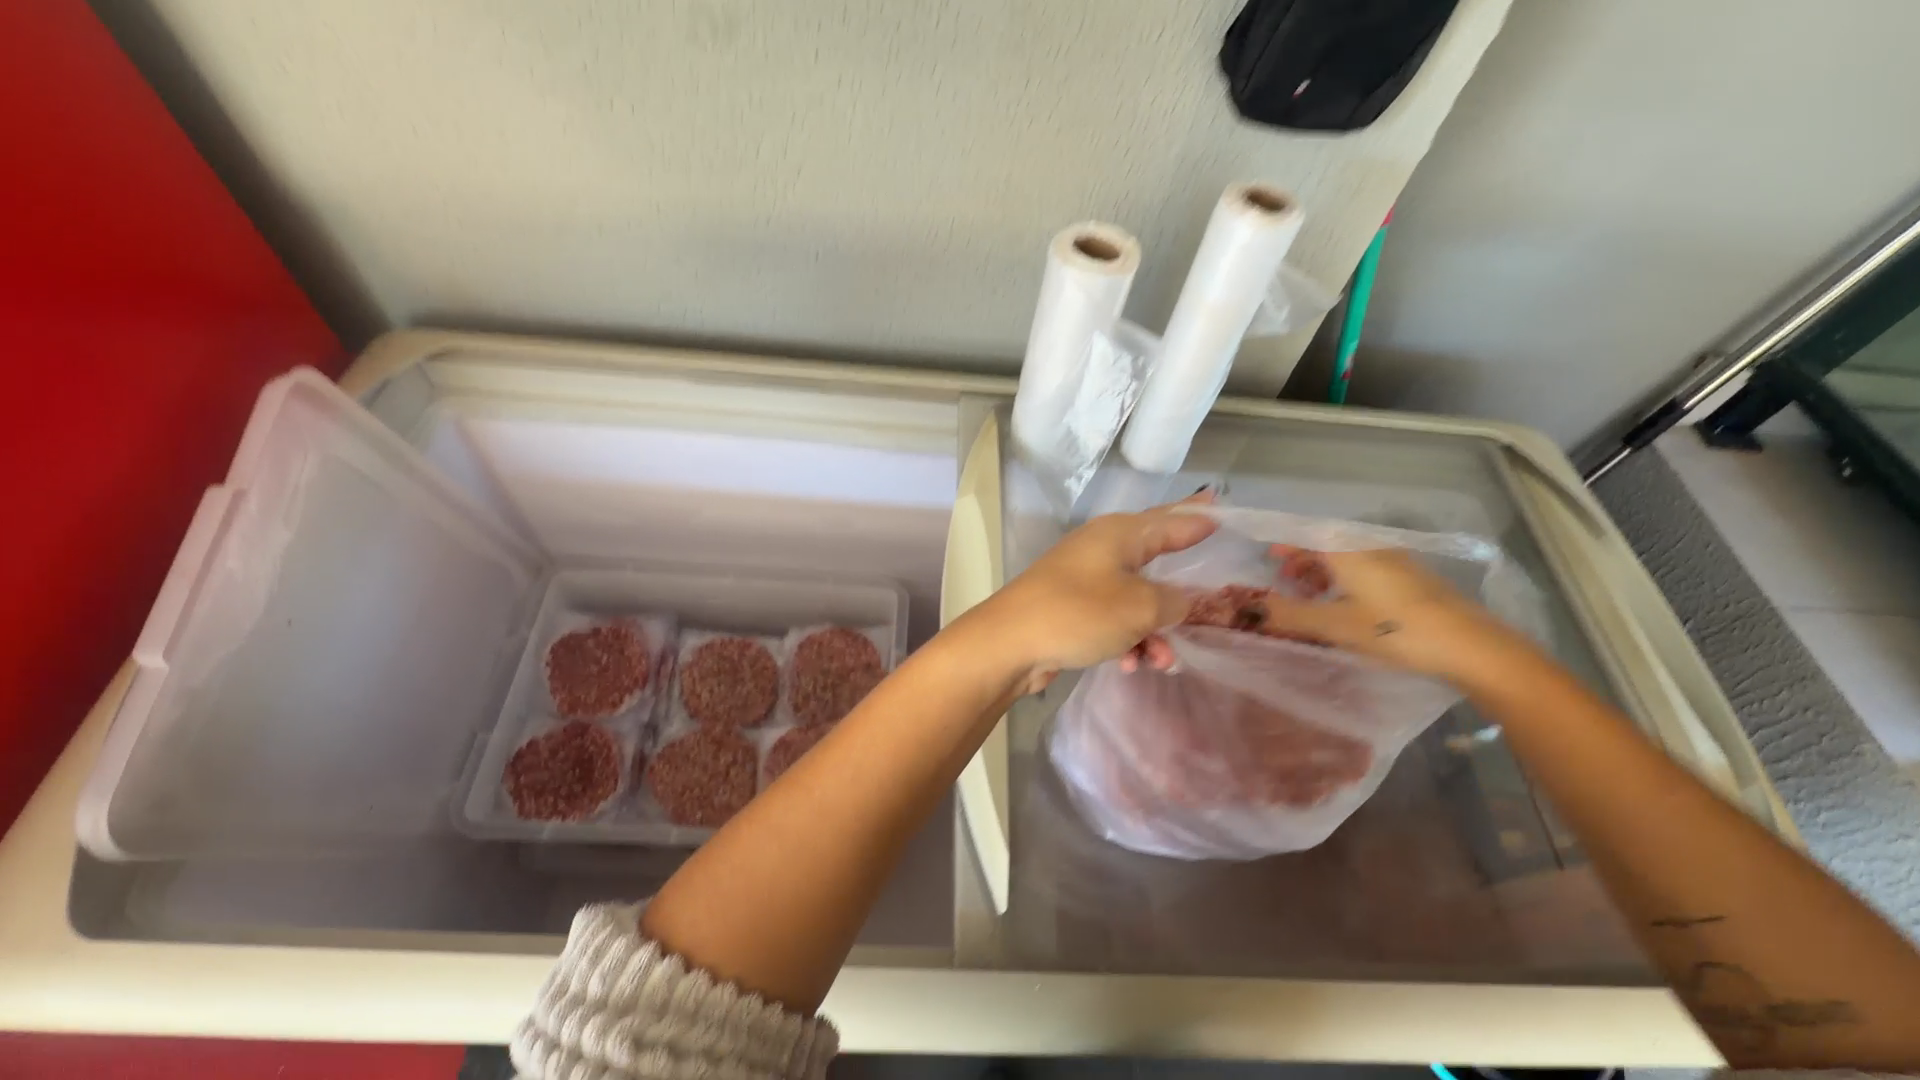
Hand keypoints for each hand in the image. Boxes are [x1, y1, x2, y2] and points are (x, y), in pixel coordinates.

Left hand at [963, 499, 1217, 694]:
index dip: (1198, 516)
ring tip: (1162, 661)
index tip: (1221, 507)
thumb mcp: (1140, 607)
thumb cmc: (1079, 613)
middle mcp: (1102, 550)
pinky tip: (1130, 665)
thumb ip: (1174, 602)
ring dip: (1154, 630)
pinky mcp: (1072, 609)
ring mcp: (1084, 580)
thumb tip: (1182, 601)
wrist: (1009, 644)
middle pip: (1155, 559)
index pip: (1171, 519)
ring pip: (1136, 600)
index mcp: (1120, 534)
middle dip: (1182, 586)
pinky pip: (1114, 621)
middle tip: (1213, 591)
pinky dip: (1127, 640)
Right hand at [1257, 547, 1536, 683]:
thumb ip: (1289, 614)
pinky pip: (1365, 568)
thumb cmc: (1394, 630)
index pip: (1303, 533)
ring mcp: (1394, 560)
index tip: (1262, 554)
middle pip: (1325, 543)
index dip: (1280, 541)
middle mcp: (1369, 546)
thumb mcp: (1334, 626)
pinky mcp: (1411, 578)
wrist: (1469, 645)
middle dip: (1300, 558)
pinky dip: (1345, 579)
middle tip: (1283, 581)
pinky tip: (1346, 604)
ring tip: (1310, 595)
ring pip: (1347, 557)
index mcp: (1346, 550)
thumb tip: (1250, 608)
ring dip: (1323, 571)